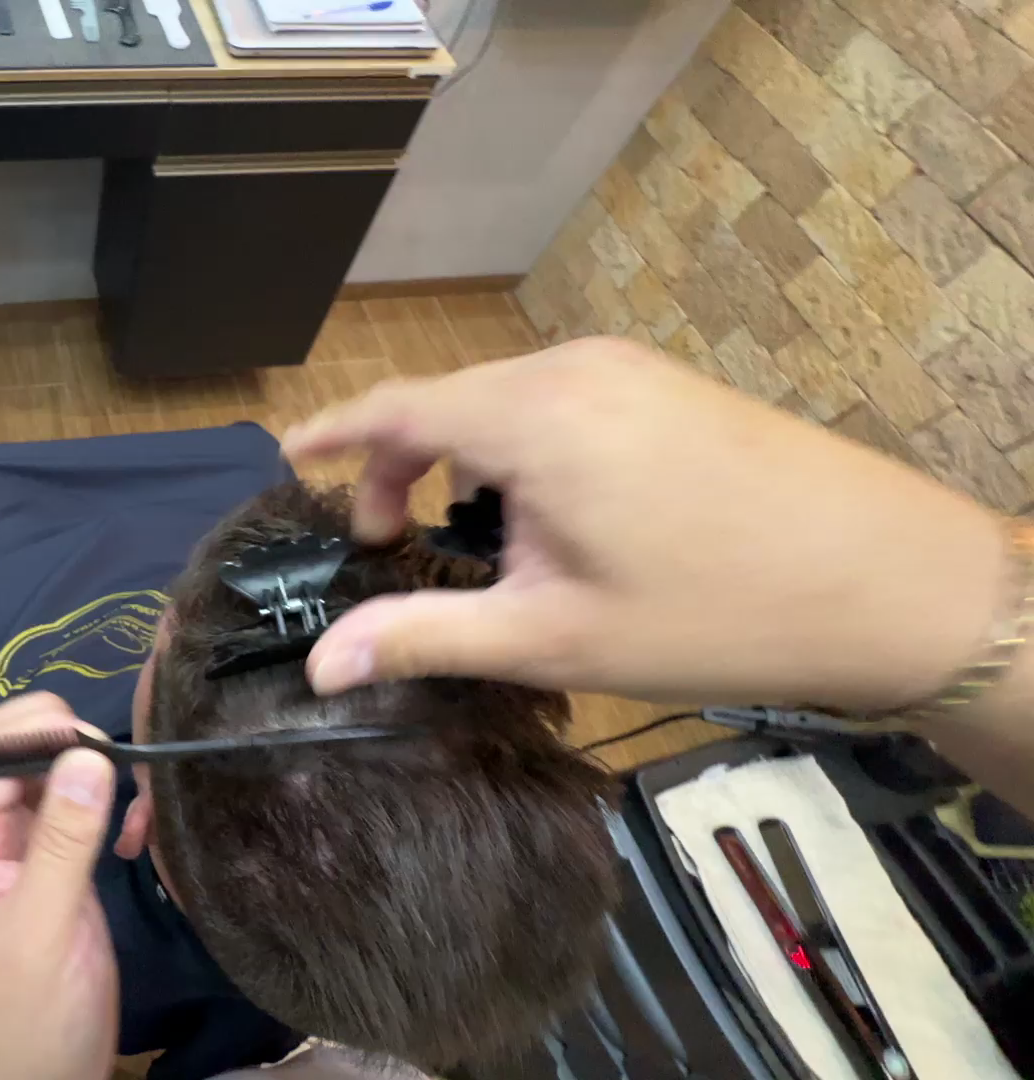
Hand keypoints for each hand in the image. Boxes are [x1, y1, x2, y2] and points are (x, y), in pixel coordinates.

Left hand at [0, 693, 119, 1079]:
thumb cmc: (21, 1018)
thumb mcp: (39, 930)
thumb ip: (61, 841)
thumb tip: (85, 754)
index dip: (35, 732)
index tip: (91, 739)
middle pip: (21, 750)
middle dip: (69, 745)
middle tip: (119, 769)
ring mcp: (25, 843)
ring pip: (56, 771)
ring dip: (97, 775)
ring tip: (137, 808)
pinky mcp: (60, 861)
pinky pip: (82, 807)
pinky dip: (110, 806)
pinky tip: (134, 837)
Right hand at [283, 336, 1008, 710]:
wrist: (912, 589)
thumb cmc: (713, 614)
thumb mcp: (549, 636)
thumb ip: (420, 635)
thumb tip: (318, 667)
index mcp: (532, 418)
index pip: (394, 408)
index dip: (331, 432)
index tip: (288, 457)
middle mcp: (567, 371)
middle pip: (438, 402)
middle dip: (392, 465)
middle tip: (388, 539)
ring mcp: (619, 368)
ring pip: (487, 400)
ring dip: (448, 455)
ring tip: (460, 528)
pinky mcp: (653, 381)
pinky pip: (539, 398)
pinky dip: (499, 443)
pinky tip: (529, 503)